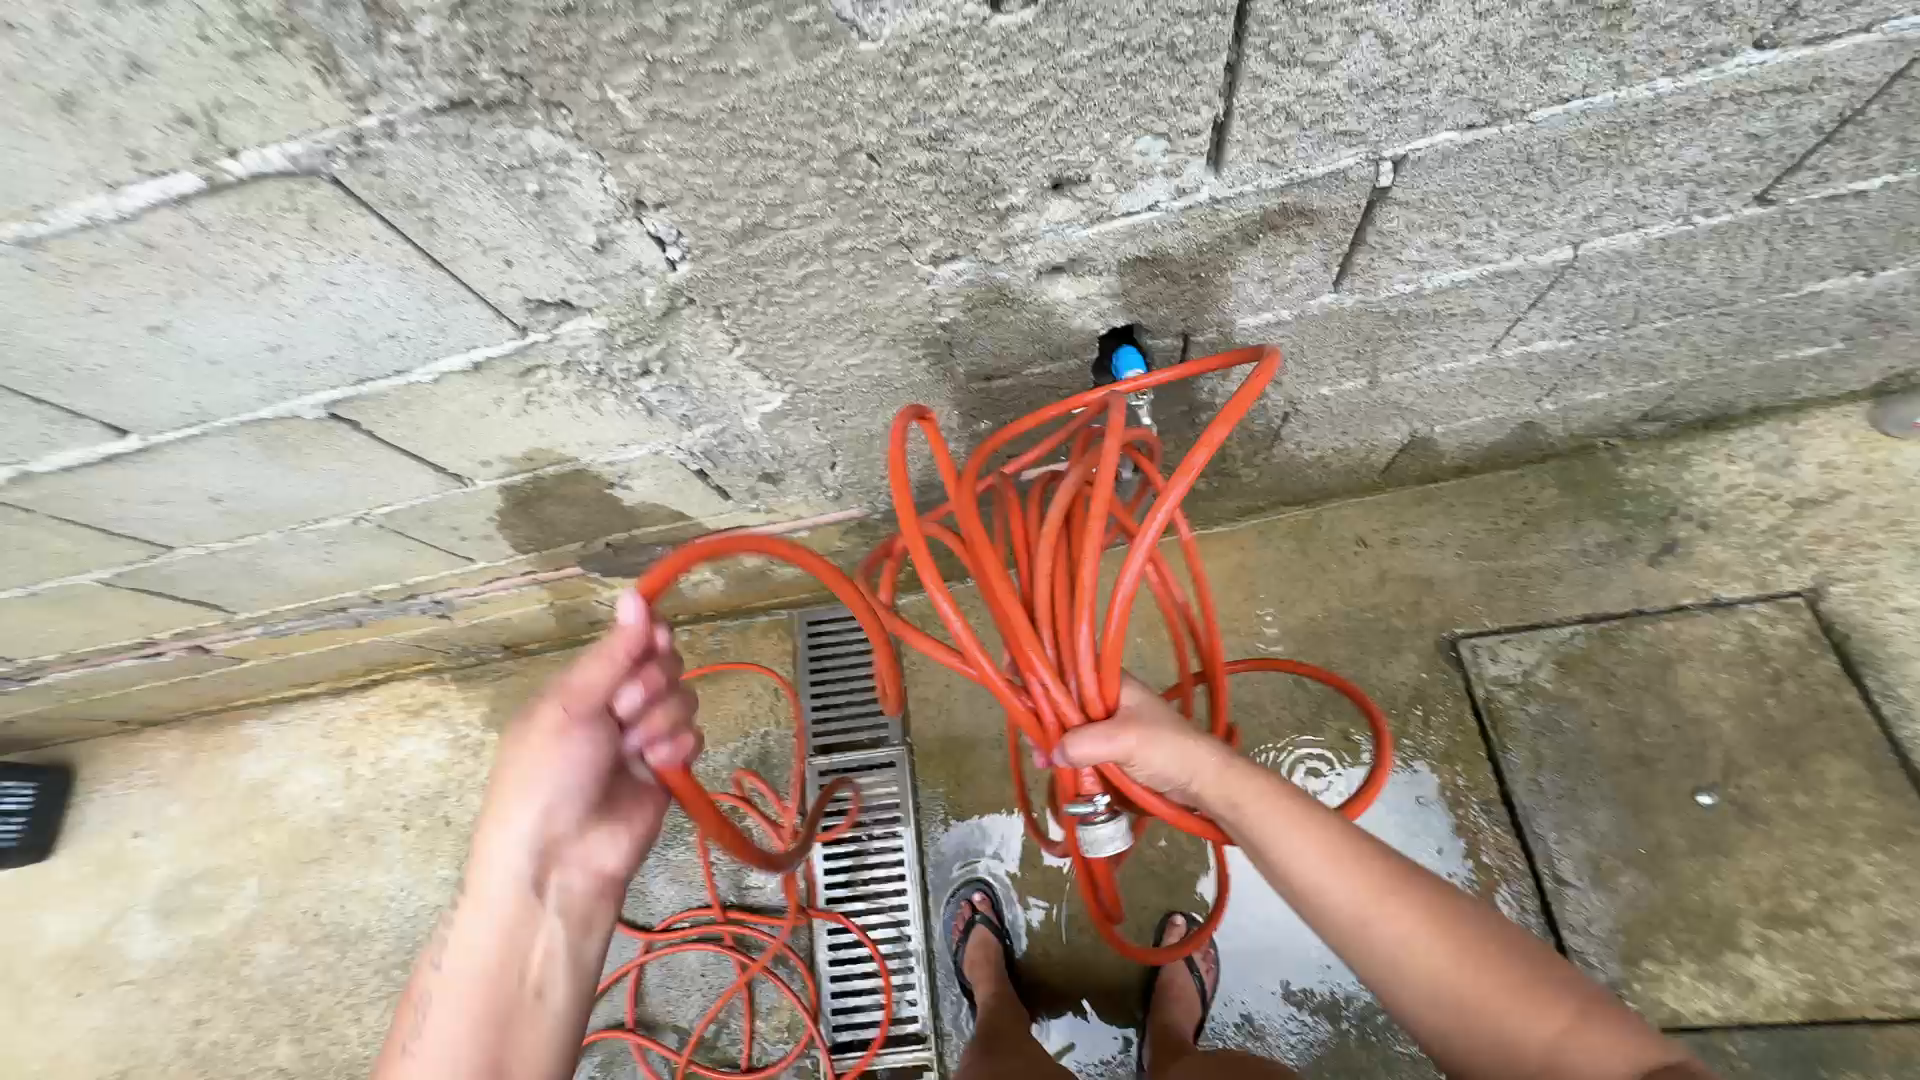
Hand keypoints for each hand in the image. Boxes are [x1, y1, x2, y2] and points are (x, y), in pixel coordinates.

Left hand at [465, 592, 702, 906]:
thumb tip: (635, 594)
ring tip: (633, 751)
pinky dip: (678, 747)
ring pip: (684, 698)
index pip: (634, 639)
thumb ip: (613, 653)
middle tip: (622, 713)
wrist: (563, 859)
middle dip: (651, 686)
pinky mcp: (670, 765)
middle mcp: (616, 704)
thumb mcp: (570, 705)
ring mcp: (644, 735)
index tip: (653, 645)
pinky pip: (695, 734)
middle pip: (666, 664)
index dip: (649, 640)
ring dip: (661, 721)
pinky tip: (657, 766)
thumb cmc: (548, 775)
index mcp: (585, 684)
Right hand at [1052, 674, 1239, 808]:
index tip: (1015, 682)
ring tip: (1042, 762)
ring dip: (1051, 742)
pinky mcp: (1108, 749)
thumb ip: (1085, 743)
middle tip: (1034, 743)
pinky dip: (1065, 758)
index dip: (1040, 672)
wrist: (1201, 781)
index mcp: (1109, 682)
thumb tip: (1052, 752)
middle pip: (1061, 700)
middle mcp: (1103, 698)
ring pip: (1067, 727)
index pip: (1066, 666)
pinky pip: (1078, 748)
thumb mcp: (1124, 740)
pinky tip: (1056, 770)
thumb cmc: (1167, 748)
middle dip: (1042, 718)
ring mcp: (1106, 725)